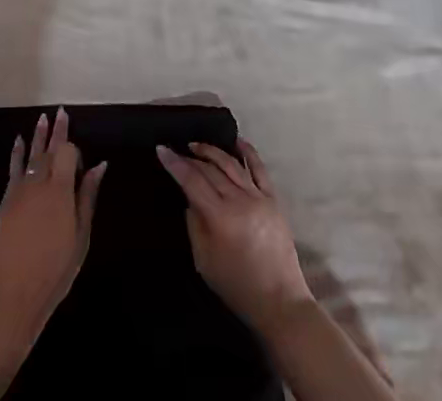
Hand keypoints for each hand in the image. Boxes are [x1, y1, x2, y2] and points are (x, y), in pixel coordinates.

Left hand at [0, 109, 106, 330]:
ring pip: (30, 154)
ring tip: (43, 117)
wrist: (16, 289)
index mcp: (60, 189)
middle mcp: (38, 182)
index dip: (75, 152)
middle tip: (61, 111)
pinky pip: (13, 168)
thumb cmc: (57, 267)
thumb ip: (88, 196)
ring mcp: (19, 190)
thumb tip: (99, 165)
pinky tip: (19, 140)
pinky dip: (17, 153)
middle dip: (56, 131)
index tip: (81, 164)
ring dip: (37, 135)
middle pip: (48, 149)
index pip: (67, 153)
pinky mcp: (6, 199)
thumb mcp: (81, 234)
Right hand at [157, 139, 313, 332]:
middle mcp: (240, 201)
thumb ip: (194, 223)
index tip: (161, 149)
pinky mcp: (273, 201)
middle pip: (210, 170)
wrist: (279, 301)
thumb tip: (191, 198)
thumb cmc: (236, 285)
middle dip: (190, 157)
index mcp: (220, 217)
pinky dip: (248, 152)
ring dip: (213, 151)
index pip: (192, 181)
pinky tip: (237, 141)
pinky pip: (260, 170)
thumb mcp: (203, 260)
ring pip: (232, 165)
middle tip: (176, 150)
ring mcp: (259, 198)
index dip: (175, 164)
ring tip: (196, 145)